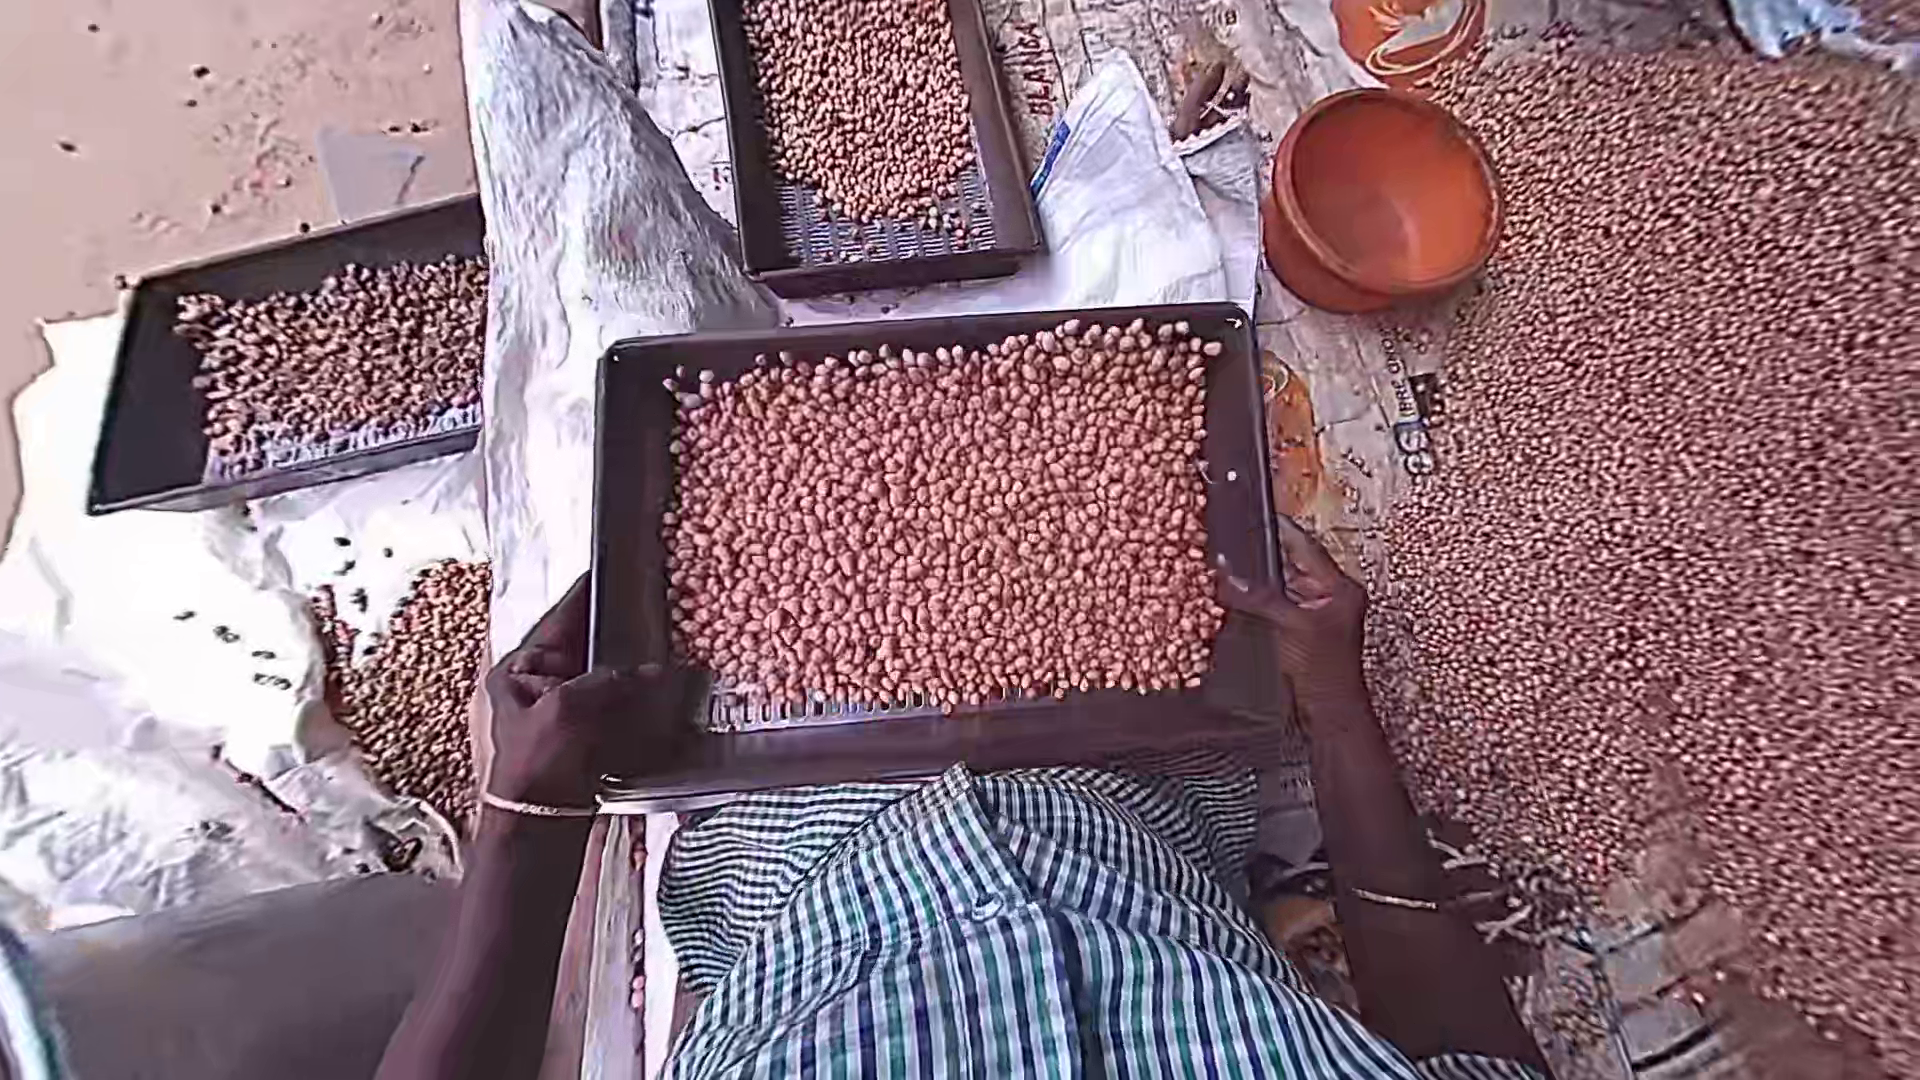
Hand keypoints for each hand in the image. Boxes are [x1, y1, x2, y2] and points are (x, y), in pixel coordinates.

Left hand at [483, 575, 686, 807]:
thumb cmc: (539, 763)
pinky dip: (638, 680)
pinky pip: (619, 689)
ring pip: (606, 663)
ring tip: (661, 626)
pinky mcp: (592, 720)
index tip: (609, 567)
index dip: (586, 594)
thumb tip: (652, 671)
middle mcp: (546, 679)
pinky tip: (661, 670)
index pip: (561, 619)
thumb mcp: (566, 710)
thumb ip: (608, 682)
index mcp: (523, 669)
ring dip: (631, 651)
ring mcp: (569, 700)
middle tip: (648, 595)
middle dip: (617, 622)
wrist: (542, 821)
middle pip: (588, 639)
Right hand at [1216, 516, 1368, 709]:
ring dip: (1260, 578)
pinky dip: (1259, 598)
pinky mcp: (1300, 630)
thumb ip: (1259, 598)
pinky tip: (1239, 593)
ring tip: (1232, 562)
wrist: (1329, 711)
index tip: (1262, 513)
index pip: (1307, 549)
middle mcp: (1330, 597)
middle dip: (1266, 554)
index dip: (1284, 530)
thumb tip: (1226, 574)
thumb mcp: (1291, 625)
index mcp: (1340, 589)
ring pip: (1283, 585)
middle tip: (1237, 537)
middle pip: (1293, 566)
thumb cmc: (1324, 669)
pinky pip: (1277, 604)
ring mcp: (1315, 614)